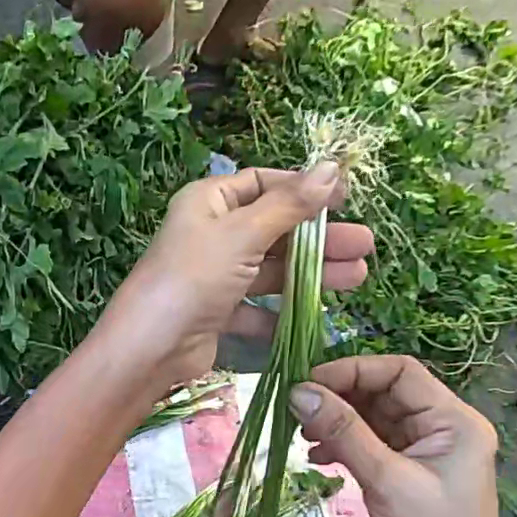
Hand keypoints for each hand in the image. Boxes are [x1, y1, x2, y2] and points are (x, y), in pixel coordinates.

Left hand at [97, 163, 373, 386]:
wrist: (151, 348)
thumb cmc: (194, 277)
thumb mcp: (243, 234)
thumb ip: (290, 205)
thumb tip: (331, 167)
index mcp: (210, 202)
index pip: (263, 184)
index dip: (304, 189)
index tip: (344, 197)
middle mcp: (213, 235)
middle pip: (276, 230)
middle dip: (320, 239)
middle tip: (364, 246)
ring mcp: (217, 276)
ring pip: (273, 270)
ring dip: (313, 273)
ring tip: (357, 278)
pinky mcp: (220, 313)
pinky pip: (259, 306)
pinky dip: (284, 311)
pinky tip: (315, 317)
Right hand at [288, 356, 508, 516]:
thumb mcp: (387, 481)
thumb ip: (344, 432)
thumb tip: (298, 391)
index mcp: (455, 420)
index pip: (401, 373)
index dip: (354, 371)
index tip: (309, 383)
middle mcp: (444, 429)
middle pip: (386, 395)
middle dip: (342, 399)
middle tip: (298, 410)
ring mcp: (426, 454)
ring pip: (375, 421)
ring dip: (339, 423)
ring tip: (303, 436)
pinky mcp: (408, 476)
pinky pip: (373, 447)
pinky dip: (345, 447)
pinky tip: (318, 458)